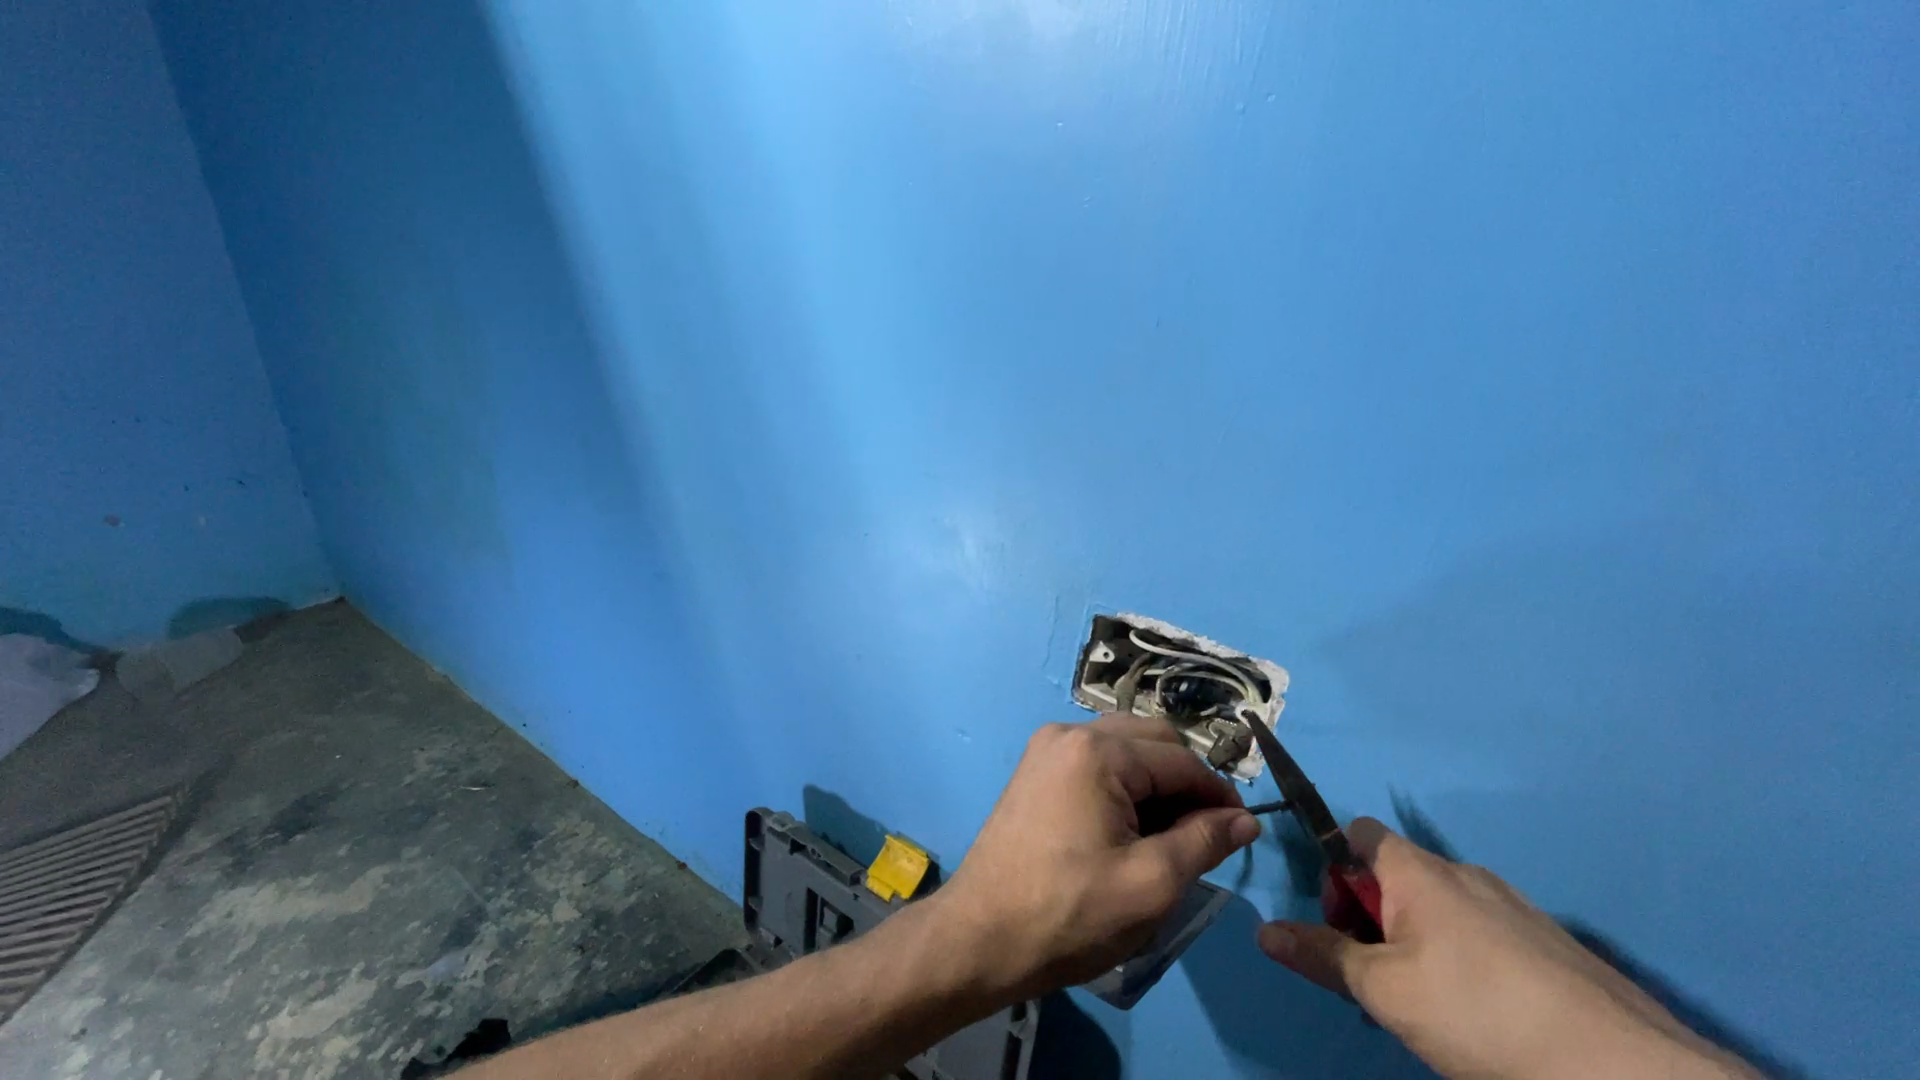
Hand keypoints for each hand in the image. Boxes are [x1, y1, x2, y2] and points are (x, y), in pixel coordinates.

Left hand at [931, 714, 1260, 1002]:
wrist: (980, 938)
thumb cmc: (1069, 913)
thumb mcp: (1151, 884)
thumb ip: (1204, 842)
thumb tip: (1245, 819)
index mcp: (1096, 751)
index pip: (1181, 760)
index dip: (1219, 795)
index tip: (1241, 832)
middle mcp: (1068, 733)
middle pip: (1152, 742)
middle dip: (1186, 784)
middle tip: (1204, 837)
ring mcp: (1045, 750)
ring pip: (1125, 750)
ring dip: (1156, 784)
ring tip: (1170, 838)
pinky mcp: (1034, 772)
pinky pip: (1096, 763)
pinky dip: (1124, 787)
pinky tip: (1131, 830)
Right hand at [1258, 818, 1759, 1079]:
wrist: (1621, 1068)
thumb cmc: (1479, 1013)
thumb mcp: (1383, 991)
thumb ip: (1322, 955)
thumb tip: (1263, 931)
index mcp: (1419, 871)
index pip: (1357, 832)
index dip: (1335, 871)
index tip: (1342, 927)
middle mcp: (1466, 874)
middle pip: (1396, 877)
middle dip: (1373, 922)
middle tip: (1380, 985)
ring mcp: (1515, 908)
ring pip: (1440, 912)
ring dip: (1416, 947)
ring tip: (1430, 1012)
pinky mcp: (1552, 945)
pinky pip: (1484, 937)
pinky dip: (1464, 965)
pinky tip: (1483, 1021)